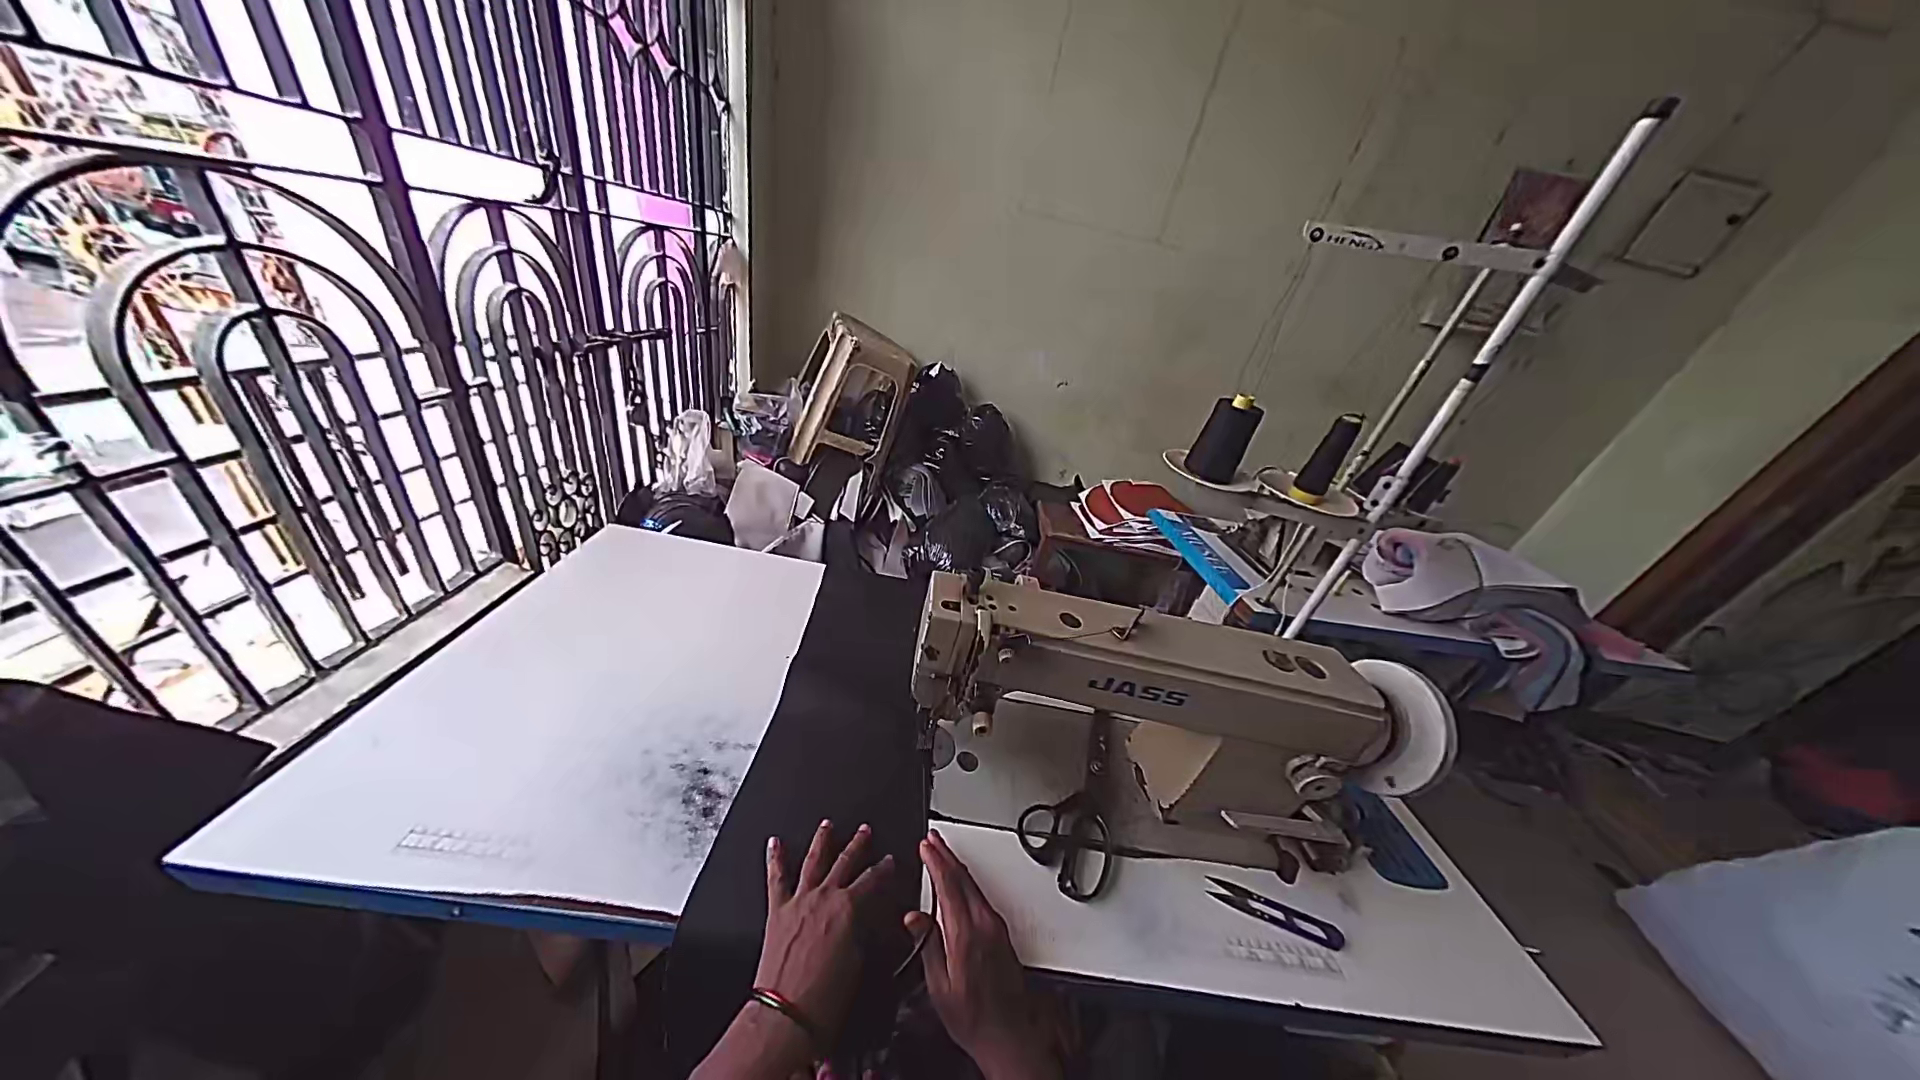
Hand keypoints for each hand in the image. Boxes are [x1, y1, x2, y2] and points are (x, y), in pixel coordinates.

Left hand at [756, 819, 893, 1045]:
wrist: (786, 1017)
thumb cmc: (825, 1000)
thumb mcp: (860, 962)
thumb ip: (863, 933)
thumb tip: (863, 924)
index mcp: (850, 908)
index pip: (874, 879)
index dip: (885, 868)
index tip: (889, 862)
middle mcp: (825, 897)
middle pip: (846, 861)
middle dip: (858, 844)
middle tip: (865, 831)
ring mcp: (800, 901)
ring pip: (814, 860)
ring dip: (822, 840)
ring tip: (827, 825)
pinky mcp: (777, 911)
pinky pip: (776, 878)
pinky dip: (775, 859)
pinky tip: (774, 843)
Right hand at [906, 830, 1060, 1079]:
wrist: (1009, 1034)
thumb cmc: (974, 1018)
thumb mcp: (939, 987)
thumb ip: (927, 946)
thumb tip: (914, 918)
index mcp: (965, 934)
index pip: (948, 885)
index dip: (935, 861)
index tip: (925, 845)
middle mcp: (984, 924)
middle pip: (963, 878)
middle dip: (946, 854)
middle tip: (932, 838)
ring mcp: (995, 926)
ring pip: (973, 884)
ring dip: (956, 865)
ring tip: (941, 852)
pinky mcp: (1001, 931)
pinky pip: (981, 895)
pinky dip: (966, 880)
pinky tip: (959, 880)